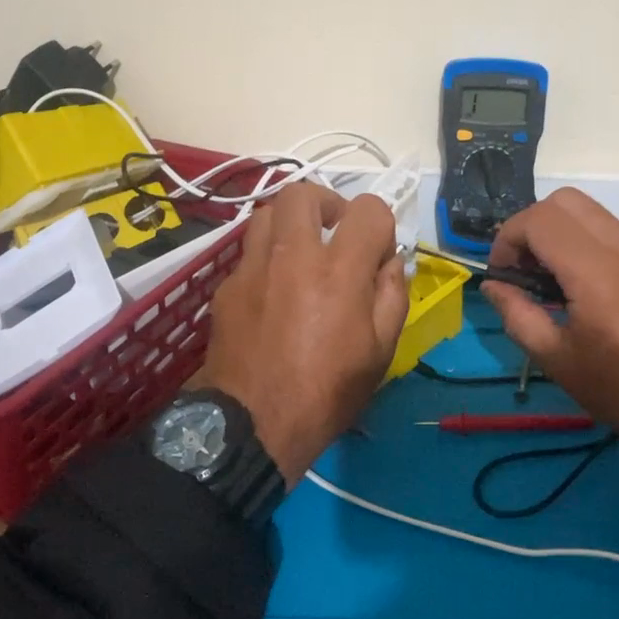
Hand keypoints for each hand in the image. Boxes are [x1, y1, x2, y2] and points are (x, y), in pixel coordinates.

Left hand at [203, 182, 409, 486]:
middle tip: (335, 233)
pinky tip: (274, 291)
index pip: (367, 210)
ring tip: (301, 253)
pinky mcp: (226, 287)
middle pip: (304, 193)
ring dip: (290, 224)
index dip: (380, 225)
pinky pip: (248, 253)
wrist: (253, 425)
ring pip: (266, 213)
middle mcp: (293, 255)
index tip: (378, 254)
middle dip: (327, 204)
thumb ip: (392, 296)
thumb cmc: (327, 393)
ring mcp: (253, 268)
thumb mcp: (381, 351)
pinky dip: (267, 258)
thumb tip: (390, 262)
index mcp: (340, 271)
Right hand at [481, 188, 618, 475]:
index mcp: (596, 271)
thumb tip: (493, 286)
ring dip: (558, 232)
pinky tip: (582, 287)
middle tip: (523, 270)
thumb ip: (518, 315)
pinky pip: (612, 230)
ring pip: (590, 211)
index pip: (539, 220)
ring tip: (550, 280)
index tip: (502, 276)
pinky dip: (584, 241)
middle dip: (531, 226)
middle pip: (564, 200)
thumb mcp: (559, 361)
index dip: (508, 239)